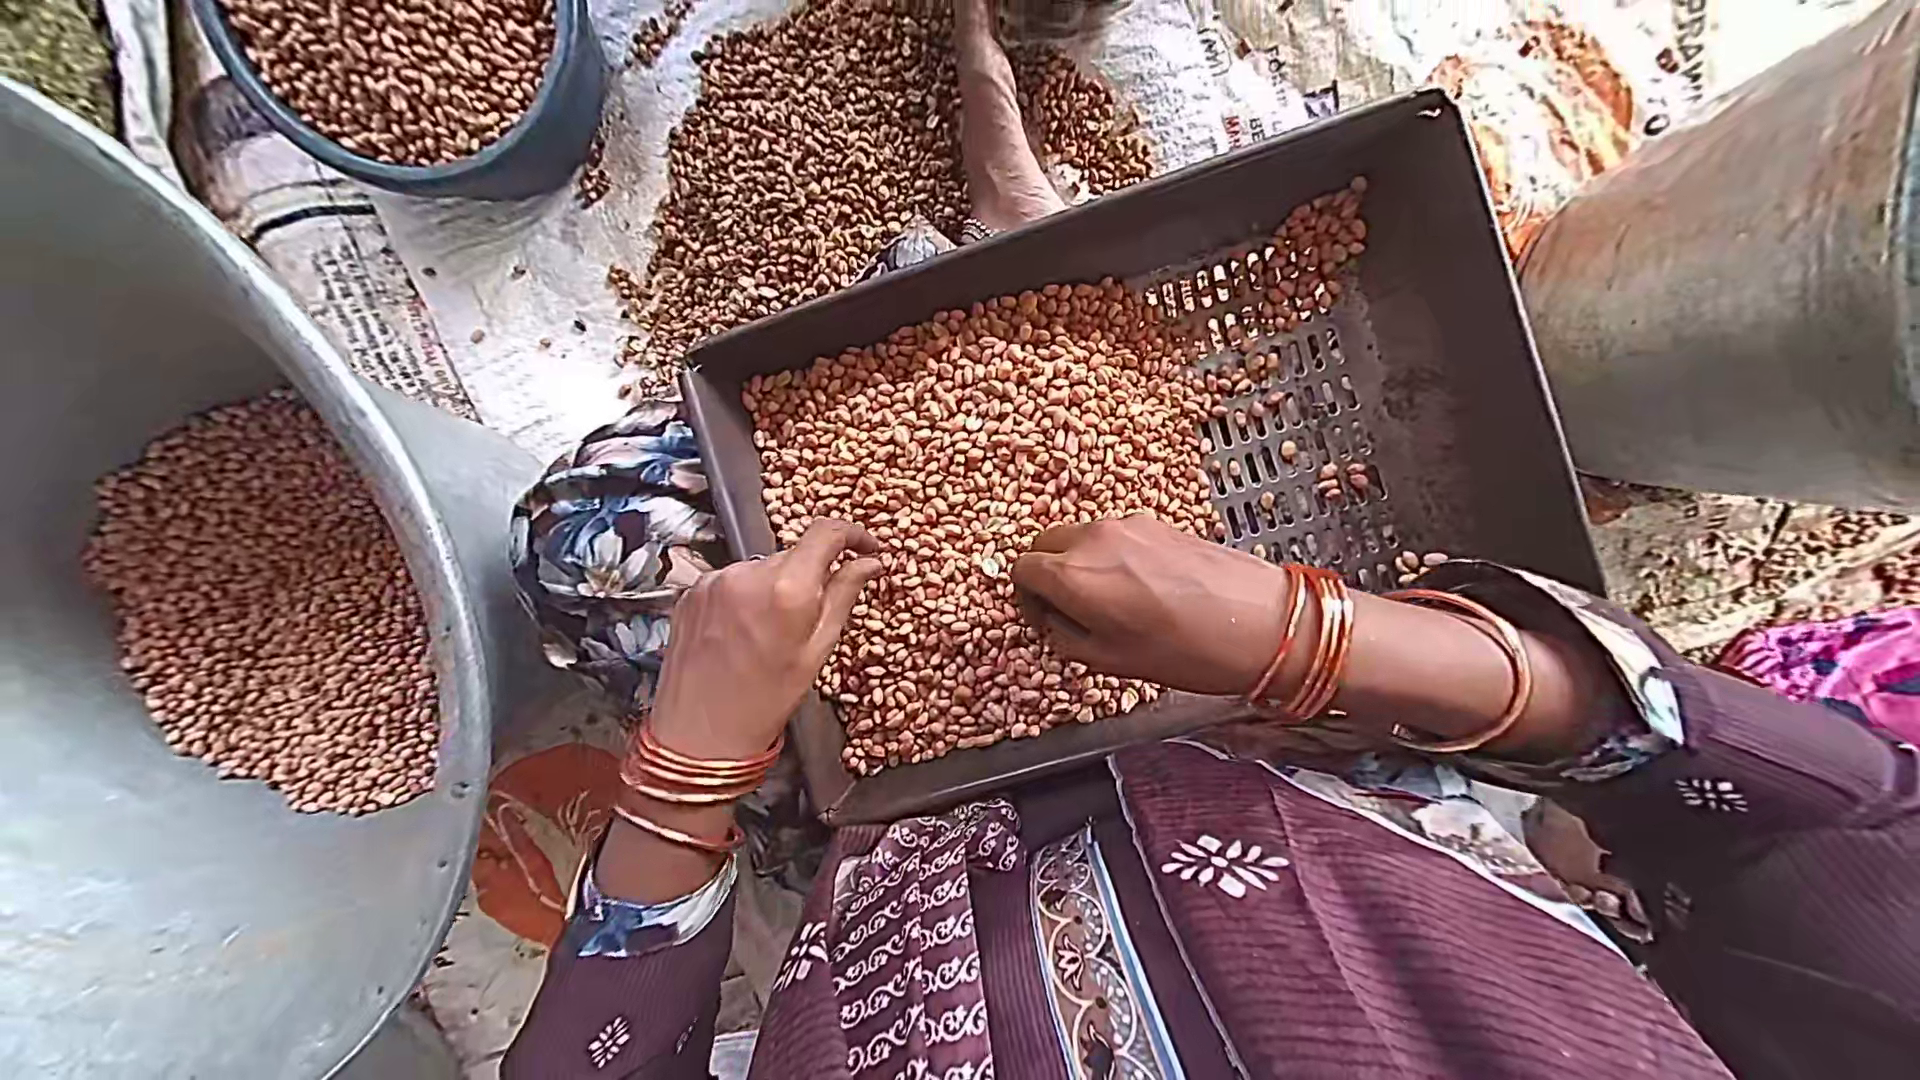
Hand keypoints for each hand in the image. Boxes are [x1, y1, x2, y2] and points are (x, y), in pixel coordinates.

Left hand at [647, 519, 883, 759]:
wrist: (698, 733)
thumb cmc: (766, 699)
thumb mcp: (818, 650)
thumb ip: (844, 595)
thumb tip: (870, 562)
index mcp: (787, 589)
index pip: (826, 532)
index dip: (853, 534)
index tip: (866, 547)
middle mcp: (748, 572)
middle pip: (795, 553)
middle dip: (811, 575)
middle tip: (810, 616)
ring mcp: (715, 579)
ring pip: (764, 567)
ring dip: (777, 586)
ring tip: (771, 631)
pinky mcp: (693, 590)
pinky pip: (735, 579)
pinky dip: (748, 595)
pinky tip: (744, 630)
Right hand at [1010, 515, 1292, 695]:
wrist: (1264, 622)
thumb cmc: (1185, 651)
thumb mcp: (1108, 661)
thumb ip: (1063, 635)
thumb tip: (1052, 618)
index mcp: (1073, 576)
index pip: (1021, 568)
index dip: (1025, 597)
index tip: (1045, 617)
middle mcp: (1092, 539)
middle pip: (1044, 543)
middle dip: (1045, 572)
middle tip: (1067, 604)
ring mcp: (1126, 524)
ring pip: (1078, 536)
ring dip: (1077, 561)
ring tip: (1110, 597)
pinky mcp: (1155, 520)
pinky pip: (1112, 533)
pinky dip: (1108, 553)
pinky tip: (1139, 583)